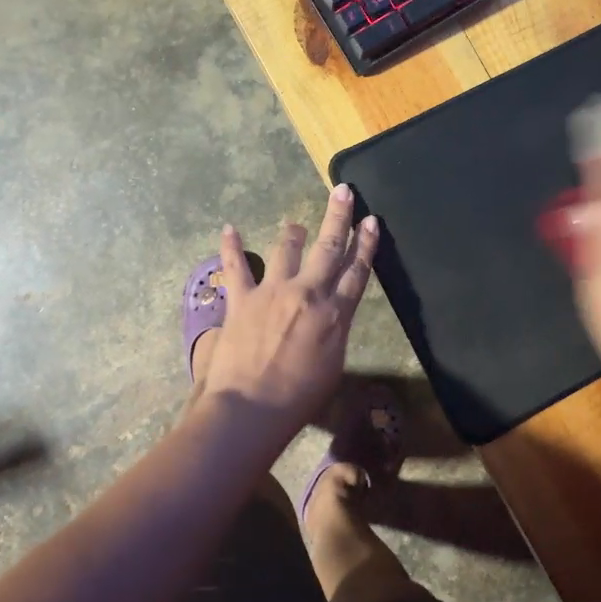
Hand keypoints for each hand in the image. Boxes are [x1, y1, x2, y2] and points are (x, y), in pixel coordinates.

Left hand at [201, 184, 379, 436]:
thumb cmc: (298, 400)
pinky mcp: (242, 299)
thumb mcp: (332, 367)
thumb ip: (334, 333)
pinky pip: (235, 266)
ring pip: (285, 249)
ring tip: (295, 222)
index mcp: (335, 315)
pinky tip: (229, 228)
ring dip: (292, 232)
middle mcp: (307, 294)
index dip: (366, 245)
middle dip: (338, 218)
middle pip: (328, 248)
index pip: (356, 273)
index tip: (371, 221)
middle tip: (344, 191)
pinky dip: (230, 247)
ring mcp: (273, 292)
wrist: (251, 409)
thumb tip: (331, 317)